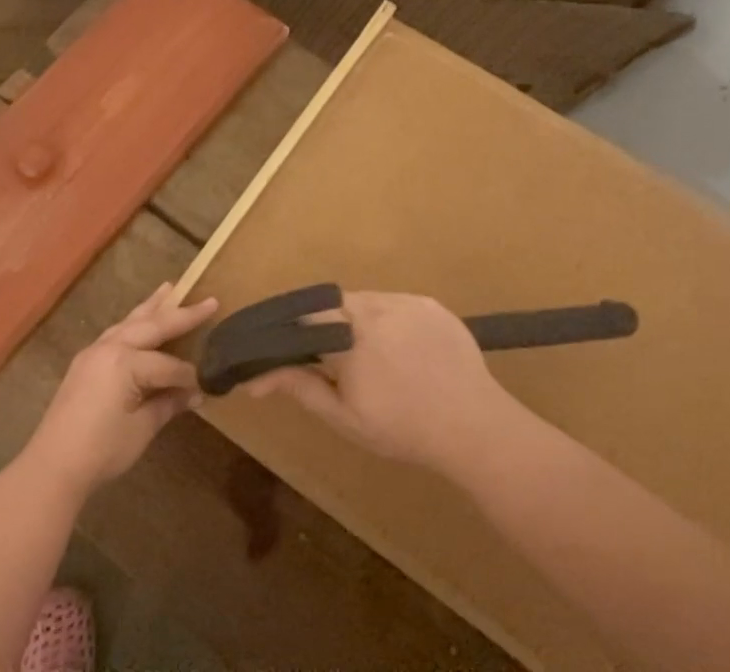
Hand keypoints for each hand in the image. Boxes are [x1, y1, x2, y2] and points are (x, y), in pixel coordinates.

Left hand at [19, 283, 216, 495]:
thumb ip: (168, 404)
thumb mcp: (142, 428)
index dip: (190, 376)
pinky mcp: (85, 363)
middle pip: (150, 326)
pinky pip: (115, 333)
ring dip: (151, 308)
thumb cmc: (102, 449)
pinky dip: (133, 325)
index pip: (168, 365)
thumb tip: (196, 394)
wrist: (54, 464)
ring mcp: (93, 352)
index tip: (210, 383)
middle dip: (180, 313)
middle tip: (208, 301)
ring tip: (169, 289)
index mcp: (124, 362)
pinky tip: (141, 323)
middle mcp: (108, 348)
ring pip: (129, 323)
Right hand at [243, 290, 515, 473]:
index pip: (302, 317)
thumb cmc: (403, 429)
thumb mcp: (343, 416)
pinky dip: (385, 319)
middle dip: (325, 327)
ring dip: (353, 320)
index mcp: (348, 337)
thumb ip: (299, 387)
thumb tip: (253, 378)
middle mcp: (373, 308)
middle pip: (331, 304)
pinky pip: (393, 303)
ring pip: (362, 301)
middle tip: (331, 360)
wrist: (476, 429)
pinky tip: (397, 349)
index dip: (290, 330)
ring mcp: (405, 302)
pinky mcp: (430, 304)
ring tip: (367, 355)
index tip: (289, 352)